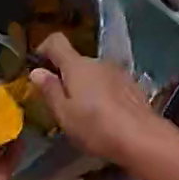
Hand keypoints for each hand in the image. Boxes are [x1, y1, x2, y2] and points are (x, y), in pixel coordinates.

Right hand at [29, 34, 169, 168]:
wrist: (142, 137)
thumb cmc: (96, 126)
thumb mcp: (64, 113)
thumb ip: (50, 90)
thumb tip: (36, 71)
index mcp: (77, 65)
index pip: (56, 41)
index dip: (44, 47)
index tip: (37, 64)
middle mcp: (98, 62)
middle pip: (76, 61)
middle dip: (66, 77)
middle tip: (60, 103)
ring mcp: (118, 72)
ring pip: (94, 73)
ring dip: (86, 86)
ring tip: (83, 113)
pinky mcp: (132, 86)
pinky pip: (109, 83)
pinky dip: (102, 93)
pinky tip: (104, 116)